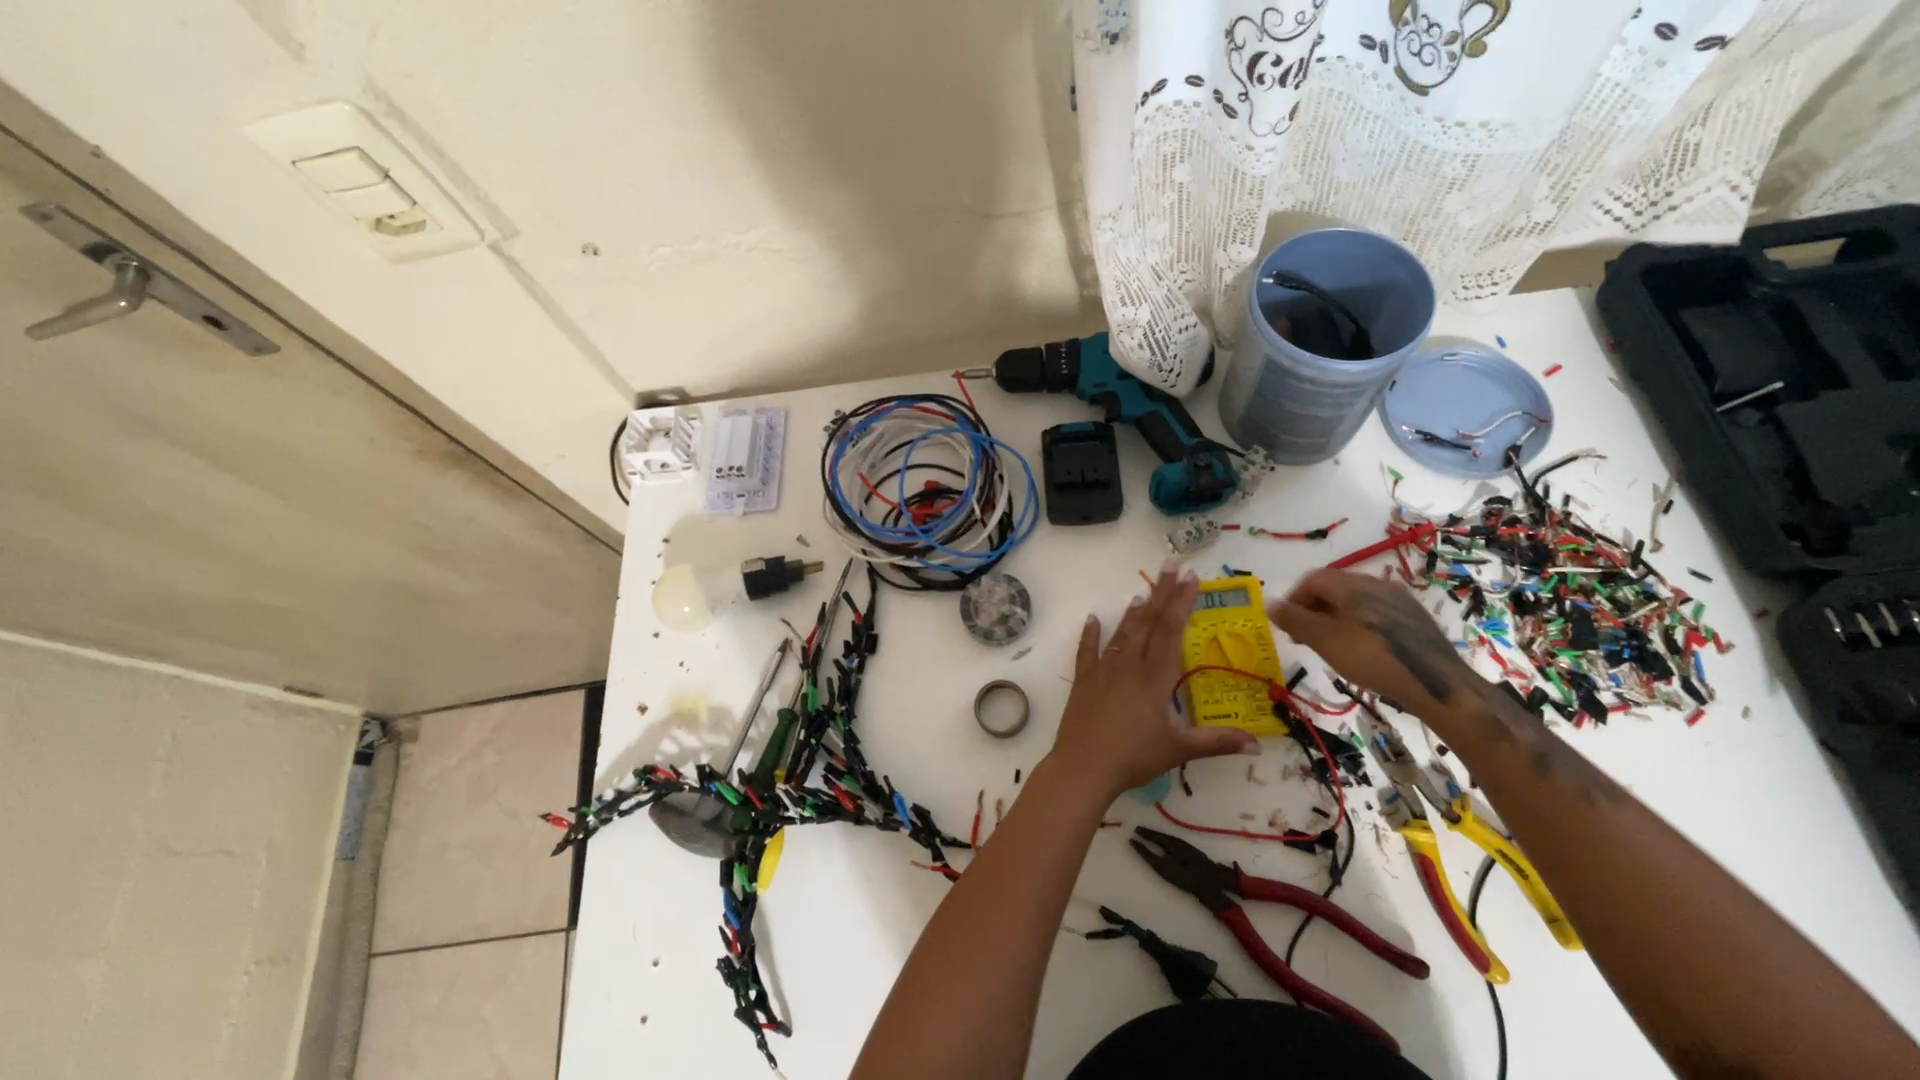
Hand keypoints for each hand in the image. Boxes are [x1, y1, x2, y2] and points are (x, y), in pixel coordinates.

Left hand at [1050, 560, 1258, 801]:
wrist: (1083, 768)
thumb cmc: (1133, 757)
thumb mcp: (1179, 750)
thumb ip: (1217, 743)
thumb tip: (1257, 744)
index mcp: (1155, 678)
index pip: (1172, 631)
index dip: (1182, 602)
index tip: (1191, 578)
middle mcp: (1130, 666)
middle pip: (1148, 623)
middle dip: (1161, 593)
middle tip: (1170, 565)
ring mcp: (1104, 672)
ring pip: (1122, 634)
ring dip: (1134, 613)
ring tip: (1142, 593)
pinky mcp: (1083, 682)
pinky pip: (1087, 652)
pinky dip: (1090, 634)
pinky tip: (1092, 619)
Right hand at [1268, 568, 1479, 721]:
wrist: (1435, 683)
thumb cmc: (1372, 659)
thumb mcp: (1325, 641)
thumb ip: (1295, 620)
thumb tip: (1269, 603)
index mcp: (1352, 585)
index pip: (1312, 579)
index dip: (1293, 599)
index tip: (1286, 626)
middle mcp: (1376, 583)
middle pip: (1334, 588)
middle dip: (1312, 610)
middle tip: (1303, 638)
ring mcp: (1398, 599)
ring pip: (1355, 601)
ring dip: (1334, 618)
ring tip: (1329, 645)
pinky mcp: (1414, 617)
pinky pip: (1375, 612)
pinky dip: (1357, 624)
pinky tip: (1360, 649)